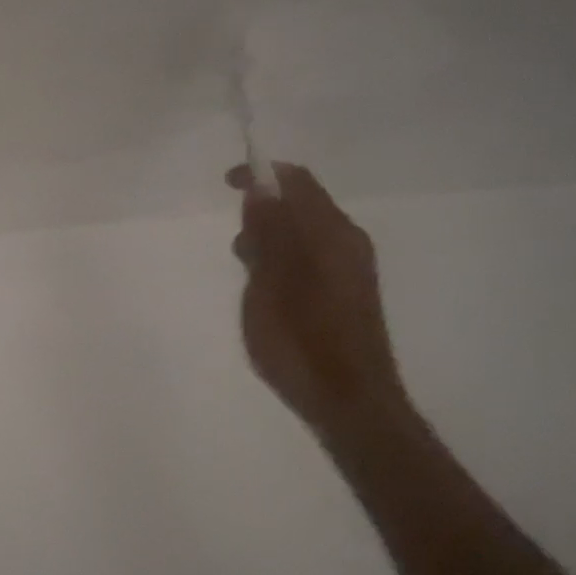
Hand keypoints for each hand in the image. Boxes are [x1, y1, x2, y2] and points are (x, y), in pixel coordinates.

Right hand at [229, 163, 407, 430]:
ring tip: (244, 270)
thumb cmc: (302, 341)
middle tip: (235, 242)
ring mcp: (350, 269)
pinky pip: (310, 256)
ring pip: (304, 233)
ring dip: (270, 238)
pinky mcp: (347, 293)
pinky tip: (265, 290)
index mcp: (332, 234)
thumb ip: (268, 233)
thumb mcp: (272, 284)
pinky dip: (282, 259)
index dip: (261, 174)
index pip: (297, 182)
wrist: (349, 400)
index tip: (225, 184)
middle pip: (303, 205)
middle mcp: (347, 242)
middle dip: (263, 210)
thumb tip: (260, 189)